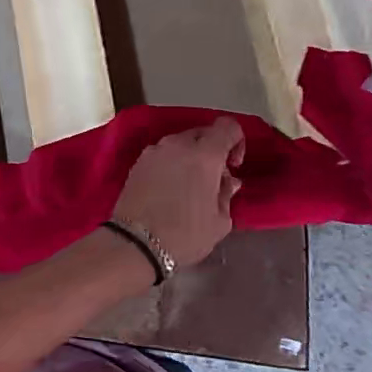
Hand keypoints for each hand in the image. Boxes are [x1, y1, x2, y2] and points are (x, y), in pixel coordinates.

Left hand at [111, 118, 244, 268]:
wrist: (135, 244)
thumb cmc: (184, 234)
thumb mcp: (219, 222)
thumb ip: (226, 195)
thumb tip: (226, 181)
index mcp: (204, 154)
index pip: (227, 127)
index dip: (237, 141)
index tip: (233, 165)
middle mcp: (178, 144)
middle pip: (202, 134)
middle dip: (212, 151)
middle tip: (213, 180)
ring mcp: (154, 152)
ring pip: (179, 144)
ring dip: (189, 158)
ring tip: (189, 188)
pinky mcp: (137, 163)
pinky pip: (162, 156)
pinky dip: (170, 165)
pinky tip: (169, 190)